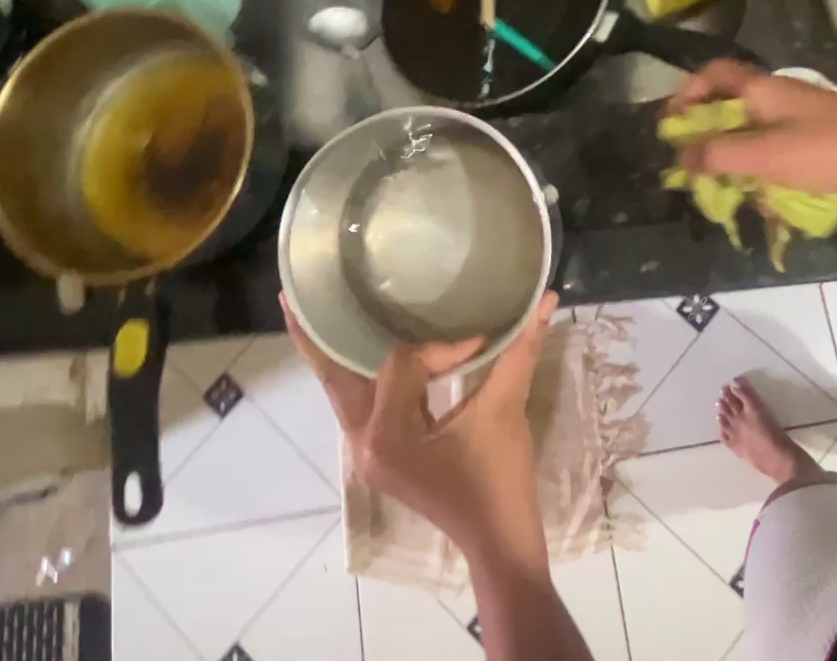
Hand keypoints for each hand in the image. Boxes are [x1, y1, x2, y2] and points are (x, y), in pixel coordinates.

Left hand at [281, 291, 558, 569]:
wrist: (500, 540)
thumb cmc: (499, 479)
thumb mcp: (505, 411)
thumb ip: (519, 351)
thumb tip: (544, 299)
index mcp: (386, 435)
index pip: (405, 364)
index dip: (444, 346)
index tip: (482, 341)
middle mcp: (363, 442)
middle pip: (333, 378)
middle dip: (313, 338)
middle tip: (292, 295)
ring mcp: (368, 451)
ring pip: (343, 391)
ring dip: (331, 355)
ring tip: (312, 314)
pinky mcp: (382, 453)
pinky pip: (360, 403)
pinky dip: (356, 374)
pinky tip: (359, 351)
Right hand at [667, 60, 836, 203]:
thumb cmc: (829, 150)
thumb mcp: (765, 155)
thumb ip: (718, 154)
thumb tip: (680, 157)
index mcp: (762, 89)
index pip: (712, 75)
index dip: (686, 94)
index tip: (671, 125)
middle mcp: (778, 98)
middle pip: (729, 109)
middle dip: (708, 140)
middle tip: (694, 168)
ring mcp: (800, 121)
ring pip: (753, 138)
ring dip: (738, 165)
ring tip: (731, 194)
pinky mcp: (817, 145)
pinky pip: (778, 157)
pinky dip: (768, 177)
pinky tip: (771, 205)